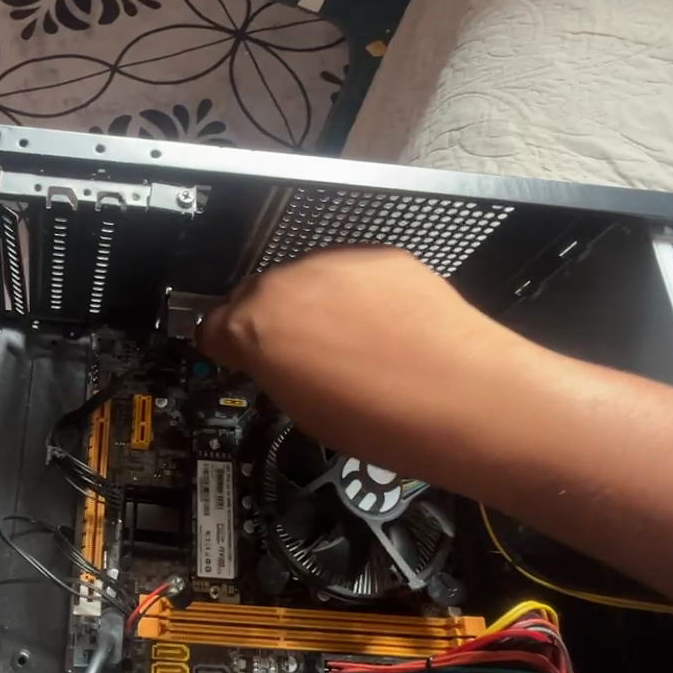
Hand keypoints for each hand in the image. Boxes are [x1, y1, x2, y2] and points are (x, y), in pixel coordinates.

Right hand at [198, 245, 549, 481]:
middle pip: (253, 295)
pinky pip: (348, 270)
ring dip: (312, 301)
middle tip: (298, 353)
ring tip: (350, 339)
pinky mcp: (376, 253)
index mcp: (251, 327)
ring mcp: (331, 262)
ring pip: (302, 278)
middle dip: (267, 321)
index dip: (224, 347)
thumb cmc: (377, 419)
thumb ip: (270, 370)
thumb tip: (270, 359)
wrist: (461, 397)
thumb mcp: (299, 409)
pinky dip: (356, 291)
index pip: (211, 327)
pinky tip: (382, 322)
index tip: (239, 357)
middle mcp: (282, 284)